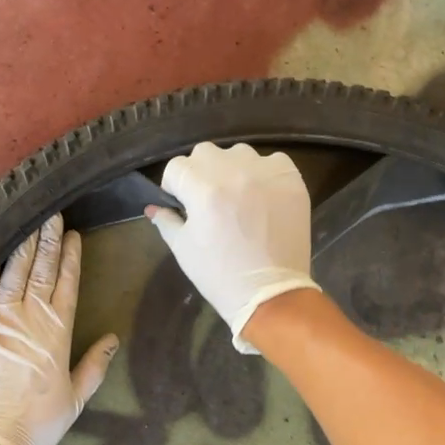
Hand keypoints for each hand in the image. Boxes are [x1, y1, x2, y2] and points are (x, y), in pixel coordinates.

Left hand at [0, 214, 118, 444]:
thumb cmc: (36, 427)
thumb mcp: (75, 400)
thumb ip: (95, 366)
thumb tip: (113, 339)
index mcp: (58, 334)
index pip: (67, 285)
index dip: (70, 258)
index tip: (72, 235)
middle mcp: (30, 320)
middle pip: (41, 271)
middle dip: (47, 240)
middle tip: (50, 215)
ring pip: (12, 273)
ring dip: (20, 246)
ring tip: (25, 224)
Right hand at [146, 142, 319, 353]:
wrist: (270, 292)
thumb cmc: (219, 275)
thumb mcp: (184, 249)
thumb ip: (167, 221)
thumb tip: (153, 208)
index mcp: (202, 189)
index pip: (177, 167)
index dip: (174, 186)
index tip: (181, 203)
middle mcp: (234, 172)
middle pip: (205, 153)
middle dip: (200, 172)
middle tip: (207, 199)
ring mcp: (265, 172)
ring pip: (238, 153)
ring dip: (232, 169)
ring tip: (237, 196)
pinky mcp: (291, 179)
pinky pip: (271, 161)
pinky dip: (263, 173)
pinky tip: (262, 196)